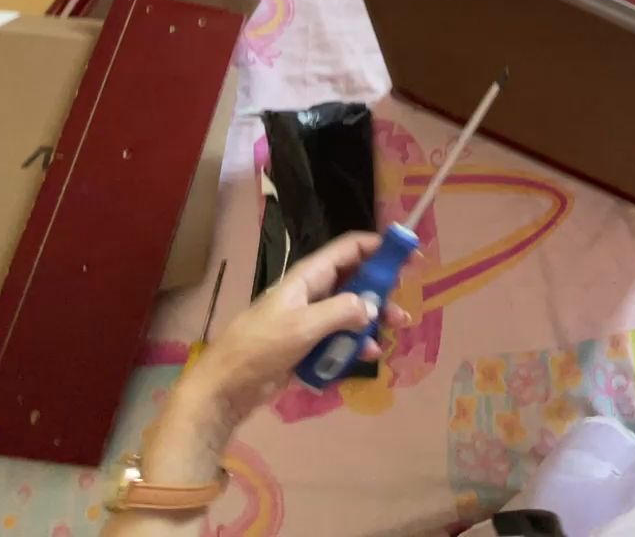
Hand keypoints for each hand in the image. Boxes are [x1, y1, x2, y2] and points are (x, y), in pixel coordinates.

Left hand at [193, 231, 413, 417]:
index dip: (380, 247)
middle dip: (384, 289)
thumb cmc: (261, 347)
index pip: (350, 249)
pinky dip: (357, 343)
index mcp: (310, 276)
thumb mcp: (303, 326)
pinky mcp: (311, 343)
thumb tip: (372, 307)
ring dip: (376, 319)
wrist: (225, 388)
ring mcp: (313, 318)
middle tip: (406, 301)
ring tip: (397, 330)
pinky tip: (369, 354)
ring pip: (354, 310)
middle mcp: (314, 292)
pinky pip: (342, 336)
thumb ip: (341, 312)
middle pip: (357, 280)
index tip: (409, 254)